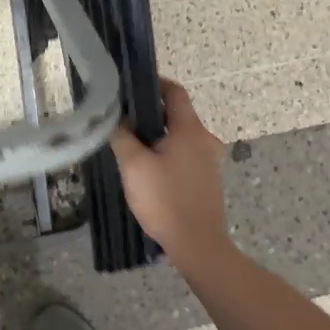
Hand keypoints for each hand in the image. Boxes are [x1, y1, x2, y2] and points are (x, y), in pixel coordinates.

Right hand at [110, 79, 233, 271]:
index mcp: (190, 129)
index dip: (154, 84)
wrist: (197, 245)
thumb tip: (119, 121)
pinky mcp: (208, 180)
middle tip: (123, 122)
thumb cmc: (165, 200)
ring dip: (158, 137)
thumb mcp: (133, 166)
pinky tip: (149, 171)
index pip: (175, 92)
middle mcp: (205, 140)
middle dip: (151, 115)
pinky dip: (168, 154)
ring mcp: (210, 161)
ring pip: (180, 137)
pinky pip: (185, 156)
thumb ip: (123, 136)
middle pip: (177, 115)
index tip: (131, 88)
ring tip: (132, 148)